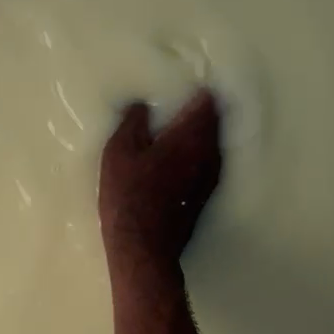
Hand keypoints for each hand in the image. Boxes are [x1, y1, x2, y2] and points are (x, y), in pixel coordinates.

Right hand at [98, 89, 222, 271]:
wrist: (142, 249)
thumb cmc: (128, 197)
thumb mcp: (118, 152)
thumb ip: (132, 121)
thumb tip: (141, 104)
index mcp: (193, 136)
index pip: (209, 99)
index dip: (198, 88)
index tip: (183, 84)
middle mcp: (211, 153)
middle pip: (215, 120)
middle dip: (200, 110)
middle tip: (178, 104)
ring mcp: (212, 177)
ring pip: (212, 144)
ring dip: (198, 135)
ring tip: (175, 131)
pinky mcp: (205, 196)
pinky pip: (206, 164)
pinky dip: (195, 156)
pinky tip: (174, 161)